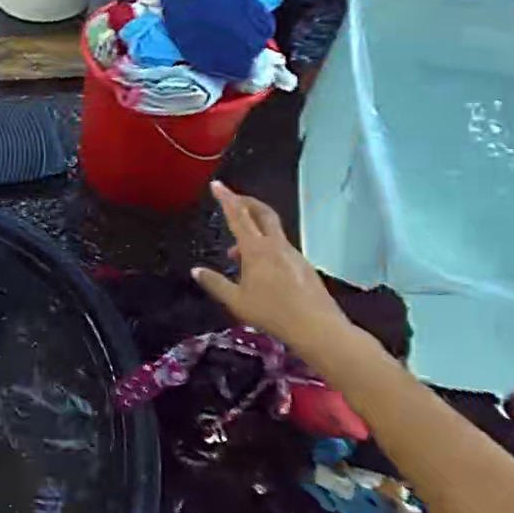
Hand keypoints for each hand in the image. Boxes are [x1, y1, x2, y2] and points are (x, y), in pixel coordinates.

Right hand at [191, 183, 352, 351]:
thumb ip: (215, 283)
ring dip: (253, 232)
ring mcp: (293, 254)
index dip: (226, 198)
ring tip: (237, 255)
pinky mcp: (304, 265)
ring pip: (271, 232)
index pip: (238, 216)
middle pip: (262, 212)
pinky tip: (261, 271)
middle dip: (246, 201)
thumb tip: (196, 271)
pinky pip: (280, 248)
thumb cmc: (272, 313)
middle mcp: (276, 245)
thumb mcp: (236, 301)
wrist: (317, 328)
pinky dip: (266, 248)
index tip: (217, 184)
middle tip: (232, 199)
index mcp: (256, 249)